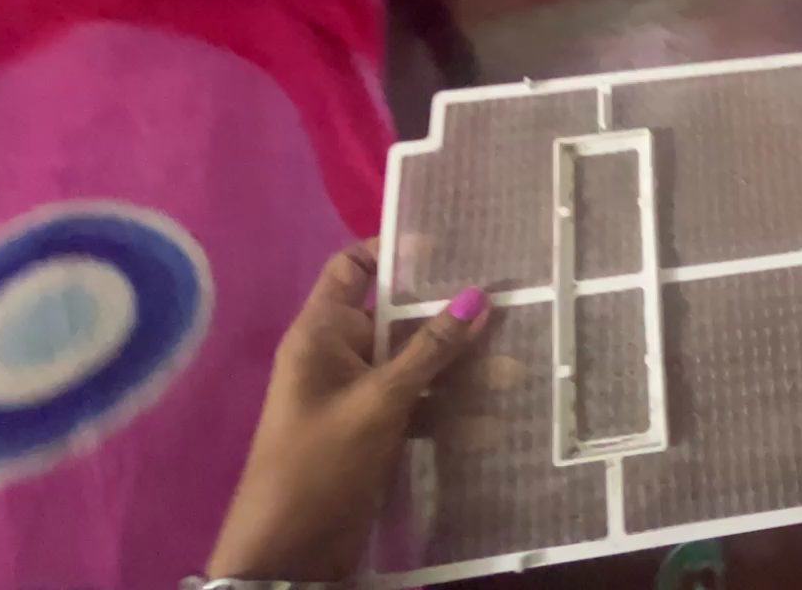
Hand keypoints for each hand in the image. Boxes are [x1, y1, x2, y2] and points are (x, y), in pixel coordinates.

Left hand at [207, 240, 490, 580]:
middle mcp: (341, 352)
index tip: (448, 243)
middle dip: (448, 307)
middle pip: (398, 311)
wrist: (288, 559)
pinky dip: (452, 399)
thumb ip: (432, 348)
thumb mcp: (381, 399)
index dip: (393, 249)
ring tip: (513, 357)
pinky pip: (423, 395)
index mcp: (322, 333)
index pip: (352, 268)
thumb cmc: (319, 464)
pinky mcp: (378, 422)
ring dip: (460, 359)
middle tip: (503, 292)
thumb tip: (480, 295)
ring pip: (418, 355)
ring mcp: (361, 388)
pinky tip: (493, 410)